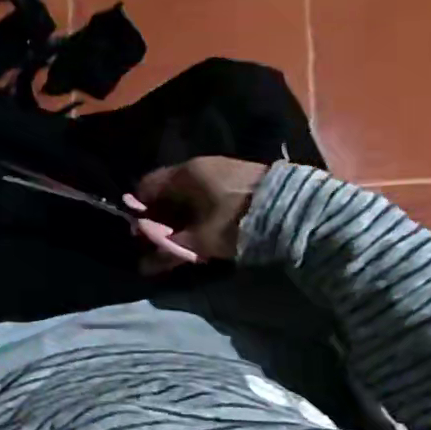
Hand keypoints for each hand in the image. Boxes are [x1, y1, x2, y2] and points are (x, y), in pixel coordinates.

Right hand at [126, 156, 269, 271]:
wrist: (290, 208)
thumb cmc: (234, 222)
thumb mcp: (199, 241)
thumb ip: (168, 251)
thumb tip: (143, 265)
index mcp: (183, 173)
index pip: (145, 187)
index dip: (139, 212)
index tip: (142, 235)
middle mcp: (198, 164)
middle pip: (167, 189)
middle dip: (160, 215)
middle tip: (163, 240)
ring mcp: (220, 168)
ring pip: (188, 191)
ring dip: (181, 213)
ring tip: (186, 237)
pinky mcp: (239, 176)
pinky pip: (207, 191)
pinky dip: (200, 208)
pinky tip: (206, 225)